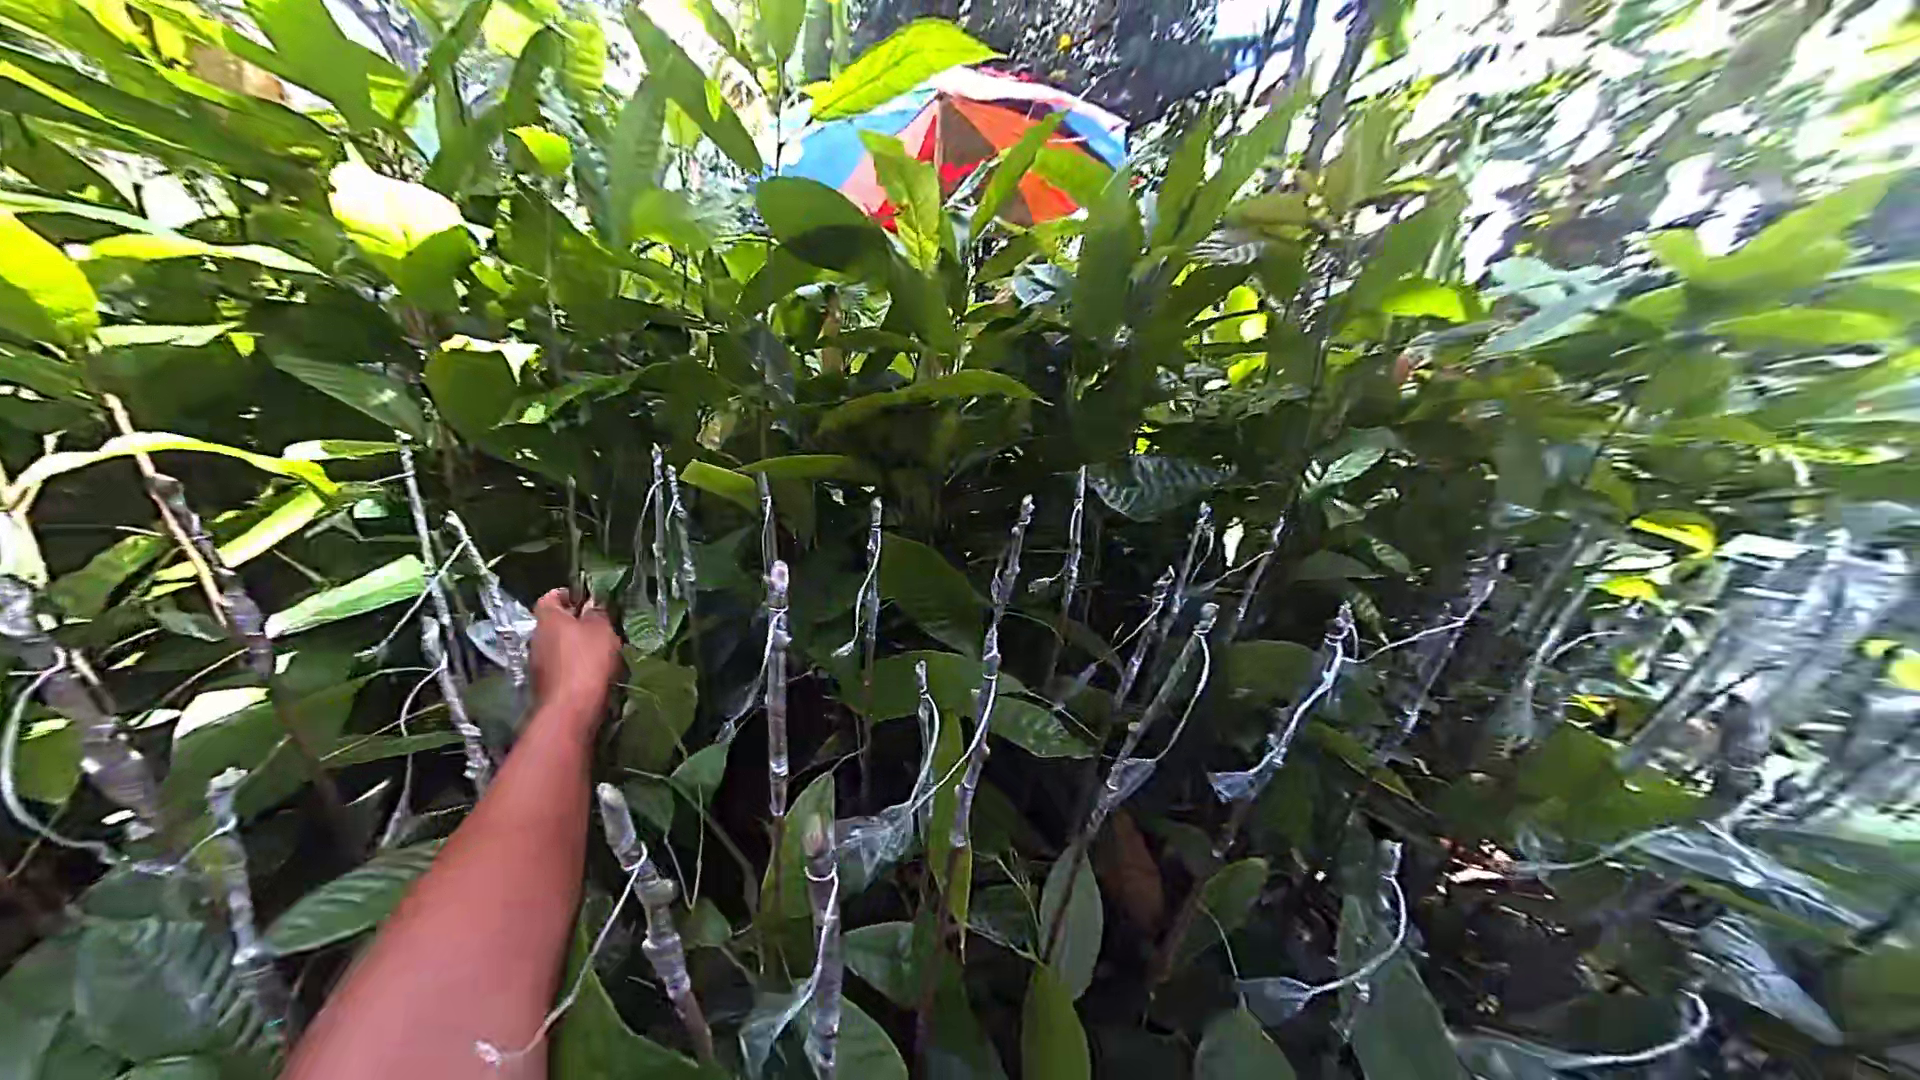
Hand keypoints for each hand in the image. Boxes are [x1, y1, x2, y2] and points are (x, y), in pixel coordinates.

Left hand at [530, 589, 621, 726]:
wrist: (571, 707)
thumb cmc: (587, 659)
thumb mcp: (602, 629)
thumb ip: (597, 613)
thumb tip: (592, 606)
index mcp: (548, 619)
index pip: (550, 597)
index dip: (567, 594)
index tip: (587, 598)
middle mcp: (536, 637)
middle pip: (554, 622)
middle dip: (575, 621)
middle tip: (600, 623)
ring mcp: (537, 662)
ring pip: (557, 644)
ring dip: (575, 644)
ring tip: (601, 648)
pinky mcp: (544, 682)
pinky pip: (560, 664)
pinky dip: (574, 663)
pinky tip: (593, 670)